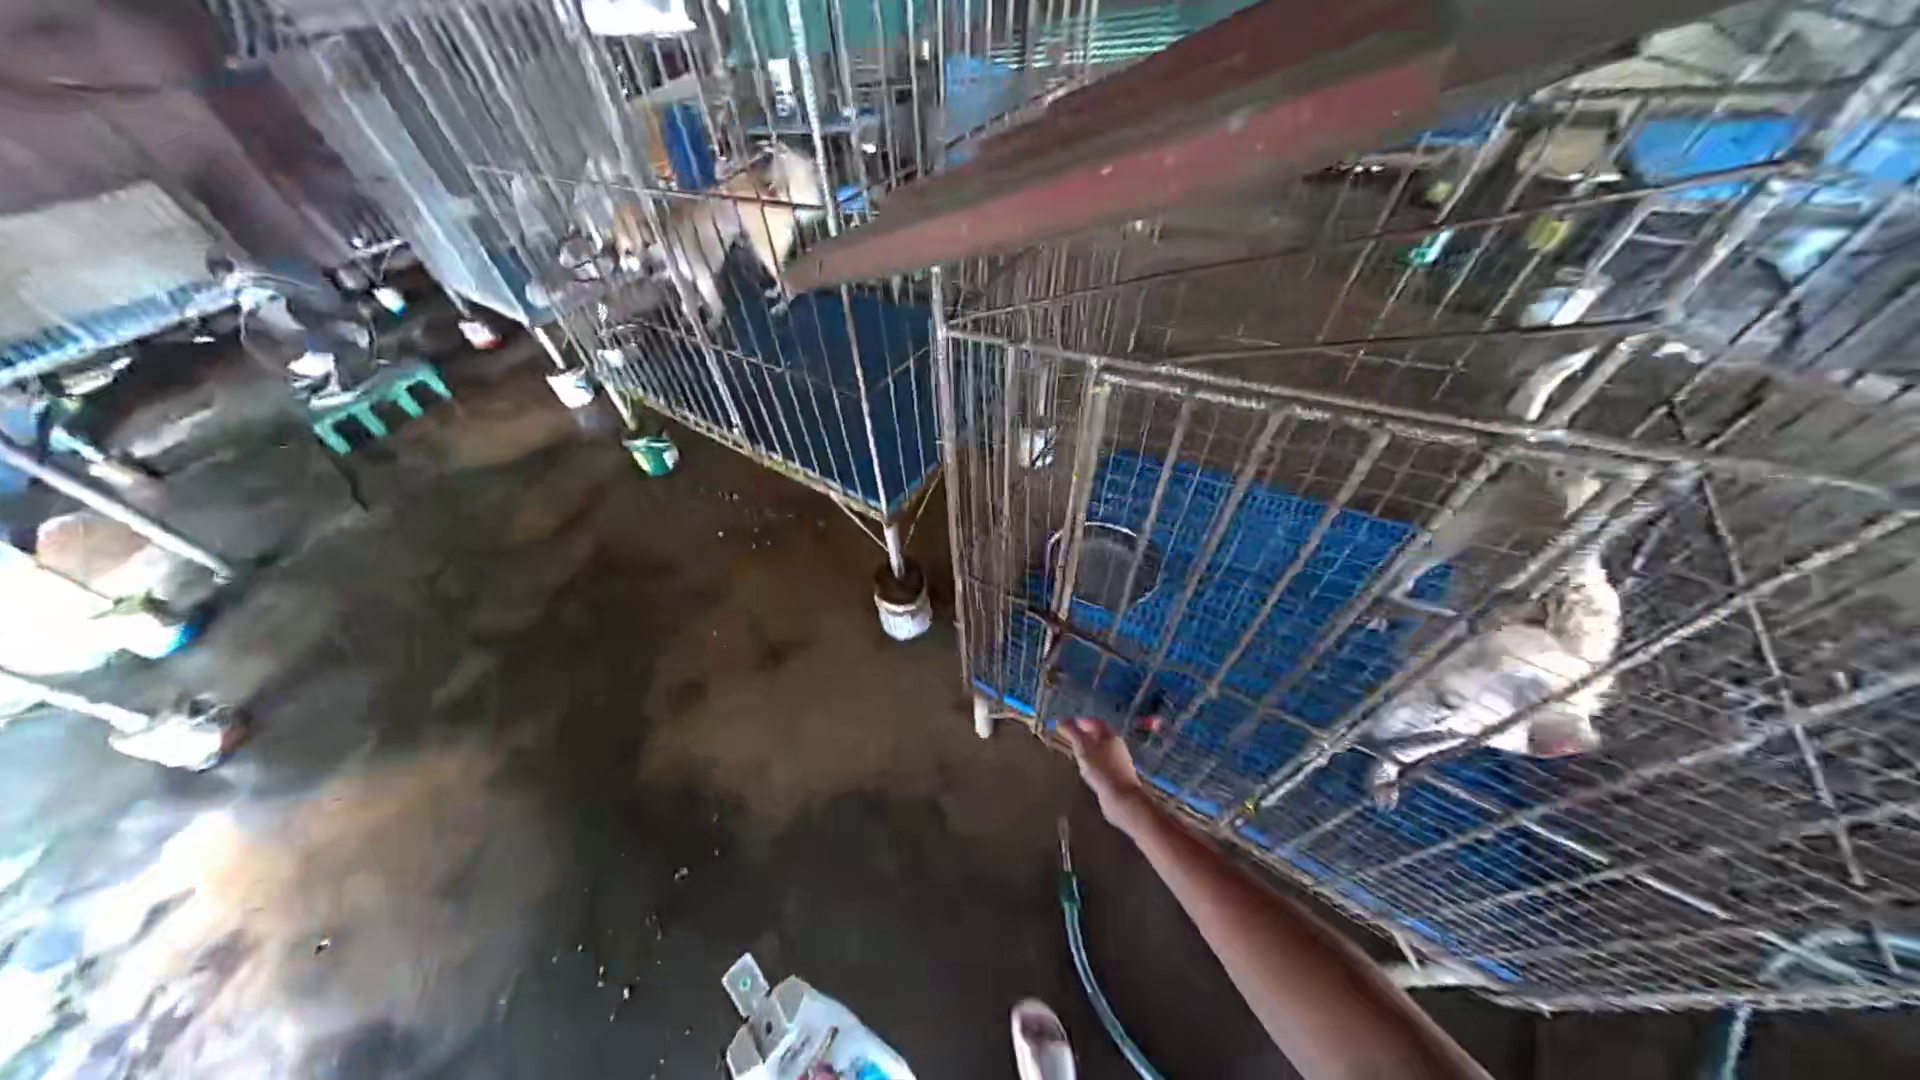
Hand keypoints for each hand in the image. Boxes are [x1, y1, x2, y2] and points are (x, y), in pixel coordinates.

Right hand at [1062, 717, 1154, 835]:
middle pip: (1100, 735)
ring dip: (1090, 748)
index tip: (1069, 722)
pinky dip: (1094, 761)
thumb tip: (1061, 719)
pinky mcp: (1118, 775)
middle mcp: (1116, 745)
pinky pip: (1103, 763)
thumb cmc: (1100, 768)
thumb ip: (1072, 732)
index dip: (1082, 721)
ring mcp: (1119, 761)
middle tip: (1071, 736)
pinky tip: (1087, 768)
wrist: (1121, 797)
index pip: (1095, 722)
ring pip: (1102, 749)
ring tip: (1076, 752)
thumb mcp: (1082, 747)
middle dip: (1086, 734)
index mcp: (1109, 735)